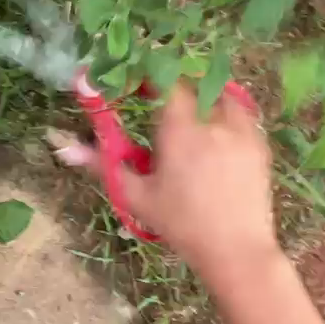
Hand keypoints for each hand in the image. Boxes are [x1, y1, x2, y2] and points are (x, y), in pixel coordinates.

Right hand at [114, 82, 279, 275]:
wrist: (235, 249)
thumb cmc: (180, 223)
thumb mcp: (136, 195)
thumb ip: (102, 164)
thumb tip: (64, 147)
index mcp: (180, 130)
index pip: (167, 81)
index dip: (151, 73)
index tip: (138, 79)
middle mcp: (213, 122)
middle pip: (195, 82)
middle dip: (177, 84)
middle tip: (160, 95)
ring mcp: (242, 131)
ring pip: (223, 93)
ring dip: (204, 93)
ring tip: (190, 107)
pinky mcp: (260, 145)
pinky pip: (242, 114)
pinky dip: (226, 111)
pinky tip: (216, 129)